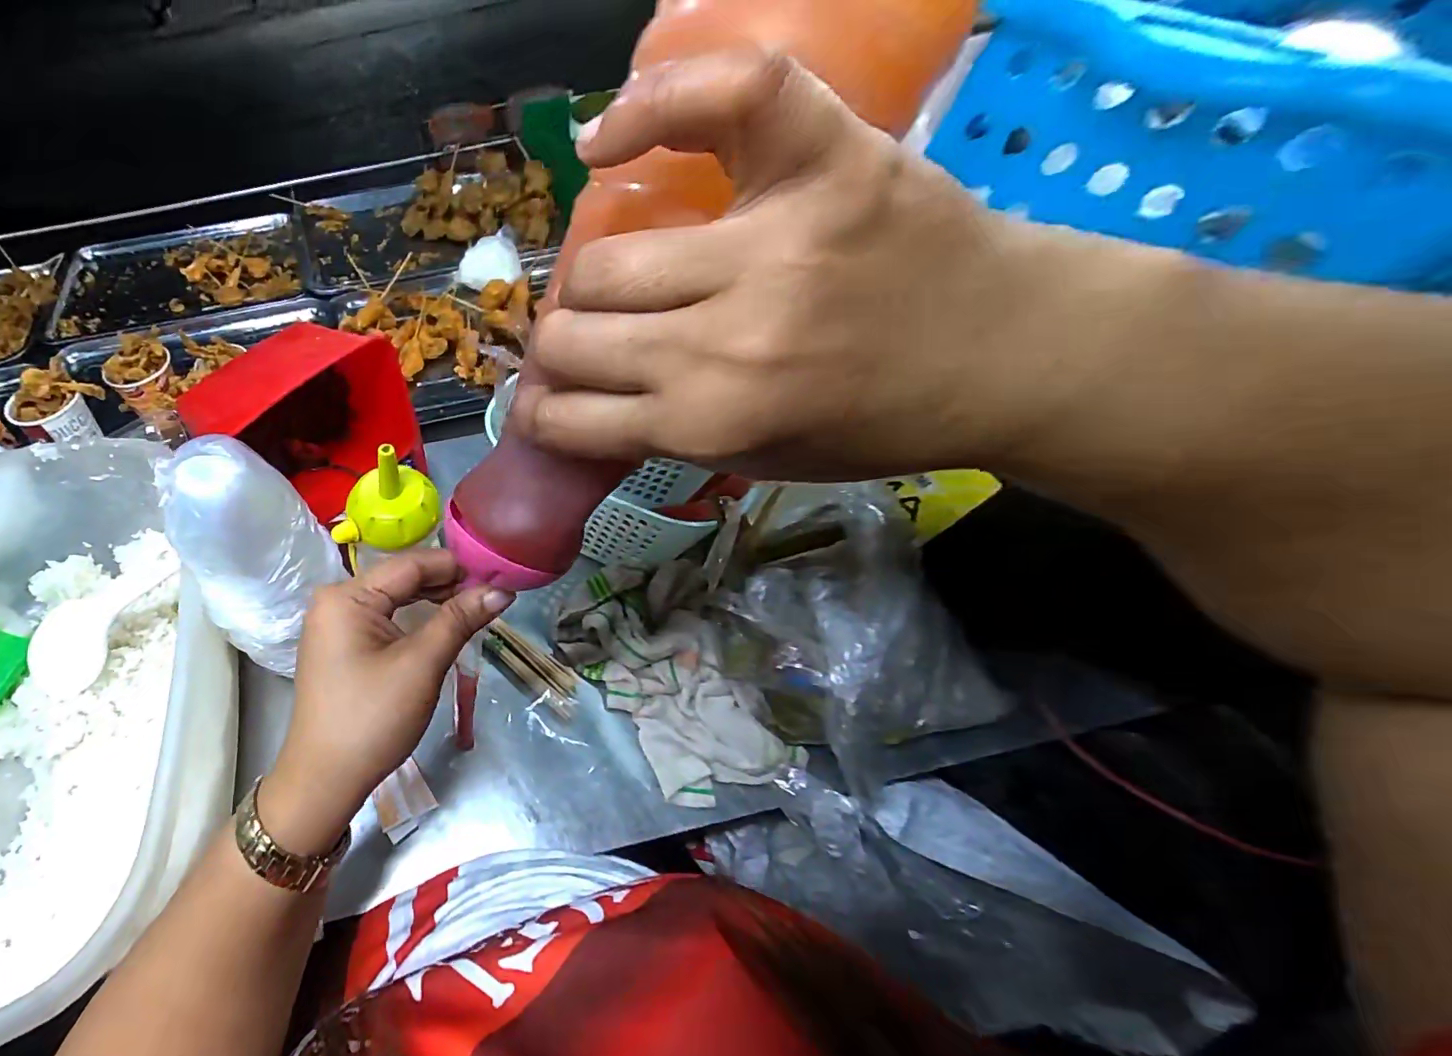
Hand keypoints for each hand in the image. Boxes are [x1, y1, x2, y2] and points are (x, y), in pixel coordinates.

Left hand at [259, 549, 511, 853]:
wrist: (325, 780)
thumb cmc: (373, 718)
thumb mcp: (421, 665)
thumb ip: (460, 620)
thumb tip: (501, 590)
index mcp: (346, 596)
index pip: (410, 564)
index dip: (455, 567)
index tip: (496, 576)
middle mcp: (334, 600)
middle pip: (400, 578)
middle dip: (446, 585)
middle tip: (490, 596)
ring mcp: (333, 624)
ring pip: (393, 599)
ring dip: (432, 602)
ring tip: (472, 610)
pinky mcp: (339, 646)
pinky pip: (382, 619)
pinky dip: (413, 620)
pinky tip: (440, 626)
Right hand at [511, 48, 1093, 481]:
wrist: (1007, 353)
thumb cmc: (873, 423)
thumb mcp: (753, 462)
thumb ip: (660, 436)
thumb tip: (573, 398)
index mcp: (713, 424)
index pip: (570, 417)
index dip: (542, 414)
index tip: (545, 403)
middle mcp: (728, 342)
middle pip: (572, 333)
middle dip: (558, 349)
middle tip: (581, 341)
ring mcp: (778, 242)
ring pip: (604, 257)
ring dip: (585, 278)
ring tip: (608, 280)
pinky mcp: (830, 160)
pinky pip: (721, 98)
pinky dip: (650, 107)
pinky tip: (607, 142)